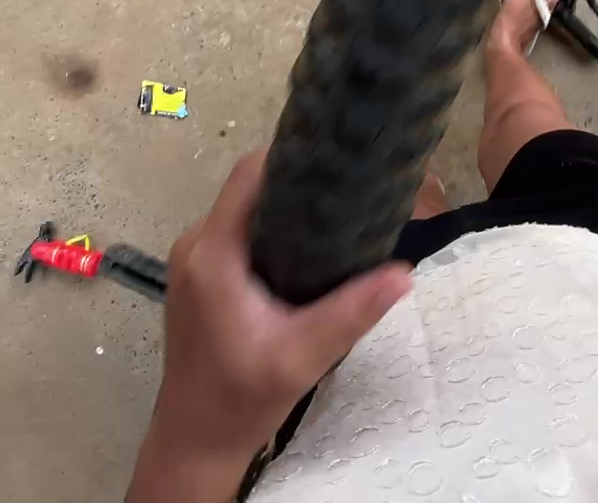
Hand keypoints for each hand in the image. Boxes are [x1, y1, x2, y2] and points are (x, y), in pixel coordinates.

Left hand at [145, 149, 412, 463]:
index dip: (288, 156)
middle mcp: (196, 244)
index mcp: (213, 253)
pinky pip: (235, 227)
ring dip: (281, 204)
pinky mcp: (198, 270)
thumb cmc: (242, 398)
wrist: (195, 440)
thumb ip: (351, 312)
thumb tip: (404, 274)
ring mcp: (193, 256)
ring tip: (331, 210)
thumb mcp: (303, 356)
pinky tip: (304, 241)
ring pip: (242, 206)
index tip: (332, 157)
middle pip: (247, 187)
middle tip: (344, 186)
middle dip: (294, 180)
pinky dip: (267, 224)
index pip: (247, 176)